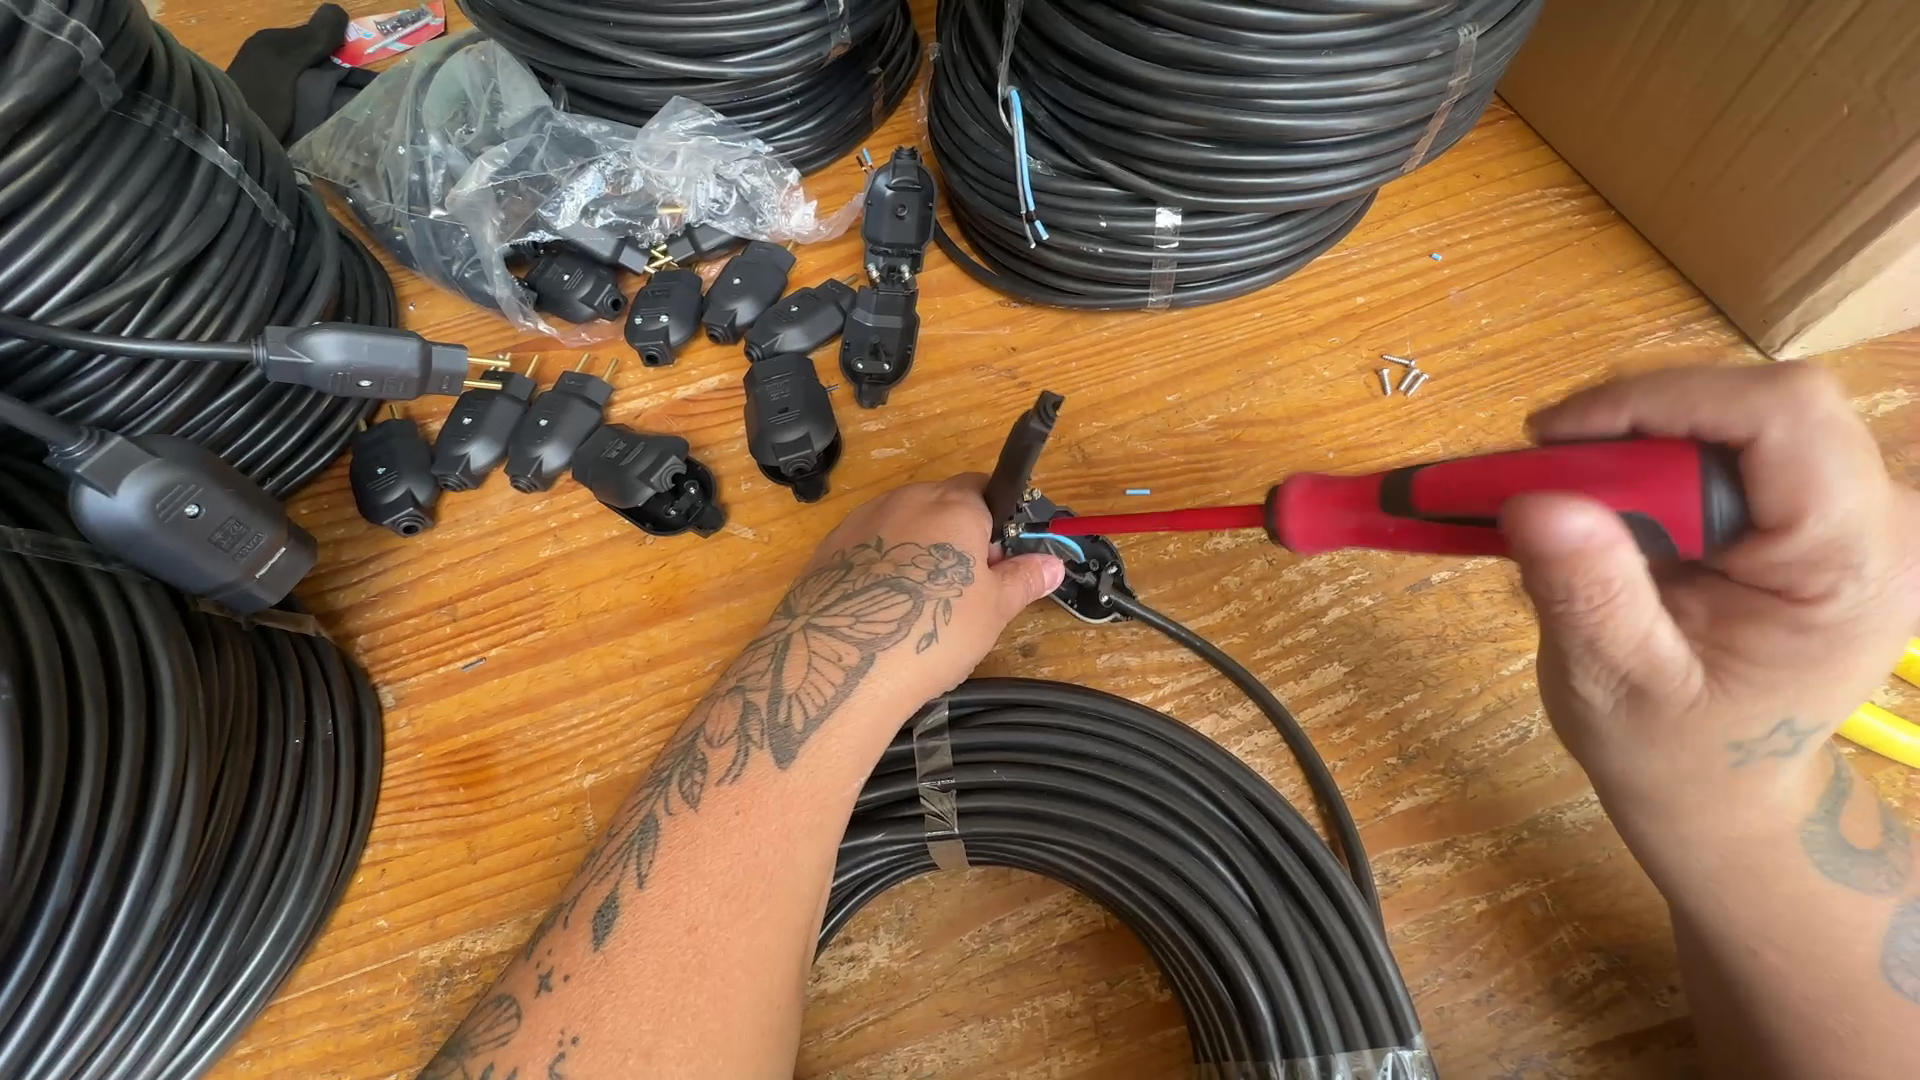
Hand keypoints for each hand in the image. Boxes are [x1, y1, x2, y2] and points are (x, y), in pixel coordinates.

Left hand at [787, 474, 1064, 706]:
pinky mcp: (830, 547)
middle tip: (966, 587)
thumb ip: (1023, 578)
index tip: (997, 560)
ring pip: (903, 525)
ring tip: (921, 603)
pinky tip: (885, 607)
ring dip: (918, 550)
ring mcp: (862, 520)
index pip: (983, 487)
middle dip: (957, 537)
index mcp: (953, 505)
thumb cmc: (932, 627)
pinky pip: (869, 546)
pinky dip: (882, 566)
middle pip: (941, 505)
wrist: (843, 657)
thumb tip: (1052, 564)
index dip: (996, 521)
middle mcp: (906, 500)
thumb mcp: (993, 609)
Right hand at [1497, 364, 1919, 881]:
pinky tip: (1594, 505)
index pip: (1780, 418)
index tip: (1548, 438)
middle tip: (1536, 475)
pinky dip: (1637, 460)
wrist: (1718, 787)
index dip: (1657, 402)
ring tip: (1557, 496)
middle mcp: (1870, 521)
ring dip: (1626, 442)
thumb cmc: (1671, 749)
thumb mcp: (1612, 678)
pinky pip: (1717, 446)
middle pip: (1752, 407)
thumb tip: (1534, 501)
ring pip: (1730, 417)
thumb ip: (1584, 590)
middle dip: (1630, 426)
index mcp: (1846, 564)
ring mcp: (1839, 515)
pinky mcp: (1798, 516)